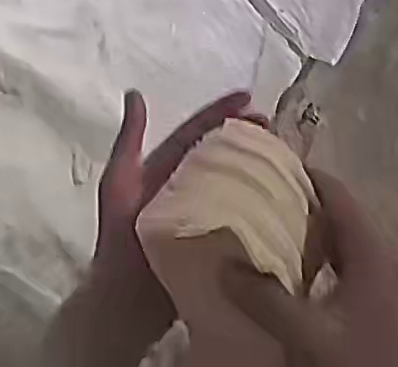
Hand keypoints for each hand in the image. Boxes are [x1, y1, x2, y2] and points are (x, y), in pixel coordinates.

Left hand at [46, 90, 254, 366]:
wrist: (123, 304)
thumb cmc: (118, 239)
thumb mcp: (118, 182)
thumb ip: (129, 140)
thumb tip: (135, 93)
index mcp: (169, 164)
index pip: (199, 129)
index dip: (221, 110)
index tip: (248, 96)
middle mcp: (190, 181)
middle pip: (223, 149)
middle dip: (246, 133)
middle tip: (270, 125)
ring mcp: (206, 208)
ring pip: (235, 177)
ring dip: (256, 163)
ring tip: (279, 153)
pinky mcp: (218, 236)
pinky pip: (242, 212)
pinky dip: (260, 200)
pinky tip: (280, 196)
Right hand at [222, 170, 397, 366]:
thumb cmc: (359, 364)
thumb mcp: (308, 334)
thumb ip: (266, 299)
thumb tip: (224, 265)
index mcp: (369, 245)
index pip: (332, 189)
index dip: (298, 175)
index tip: (261, 171)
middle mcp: (378, 250)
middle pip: (334, 209)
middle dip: (295, 203)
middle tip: (255, 201)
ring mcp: (379, 275)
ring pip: (337, 235)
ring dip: (304, 231)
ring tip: (264, 231)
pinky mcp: (374, 298)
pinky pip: (340, 260)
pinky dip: (315, 256)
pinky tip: (290, 271)